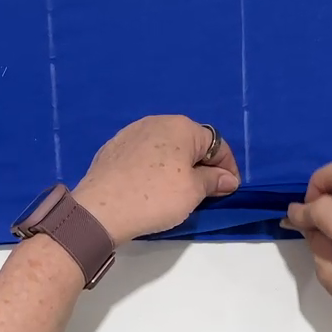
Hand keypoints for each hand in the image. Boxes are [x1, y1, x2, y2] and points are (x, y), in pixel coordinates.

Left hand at [74, 116, 239, 244]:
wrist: (101, 209)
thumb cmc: (155, 197)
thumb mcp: (193, 192)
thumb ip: (213, 180)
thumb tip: (227, 178)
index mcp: (181, 126)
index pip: (216, 143)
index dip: (227, 167)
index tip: (229, 188)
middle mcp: (156, 121)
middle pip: (189, 142)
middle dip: (201, 165)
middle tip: (205, 192)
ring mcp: (130, 133)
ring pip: (164, 148)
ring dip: (176, 165)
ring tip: (177, 191)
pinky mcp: (112, 149)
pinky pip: (143, 156)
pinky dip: (153, 168)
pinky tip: (150, 187)